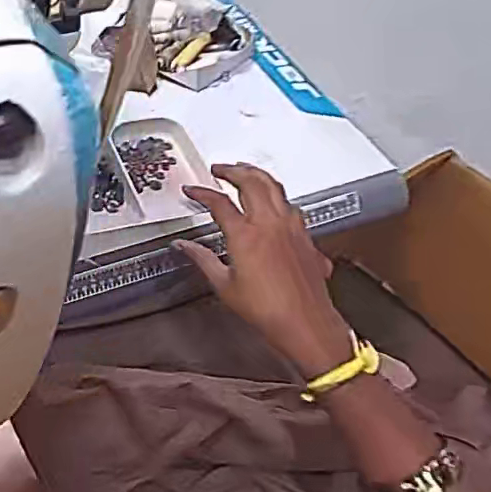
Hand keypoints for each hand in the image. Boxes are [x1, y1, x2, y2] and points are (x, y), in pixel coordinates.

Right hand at [174, 163, 354, 375]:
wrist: (304, 322)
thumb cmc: (267, 310)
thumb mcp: (224, 285)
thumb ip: (202, 259)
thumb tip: (184, 247)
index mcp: (245, 235)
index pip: (219, 203)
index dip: (202, 193)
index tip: (193, 190)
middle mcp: (271, 225)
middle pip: (252, 182)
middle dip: (233, 171)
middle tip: (221, 169)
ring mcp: (292, 228)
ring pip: (276, 188)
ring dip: (259, 176)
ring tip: (248, 172)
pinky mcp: (305, 237)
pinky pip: (291, 206)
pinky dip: (278, 196)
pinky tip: (276, 201)